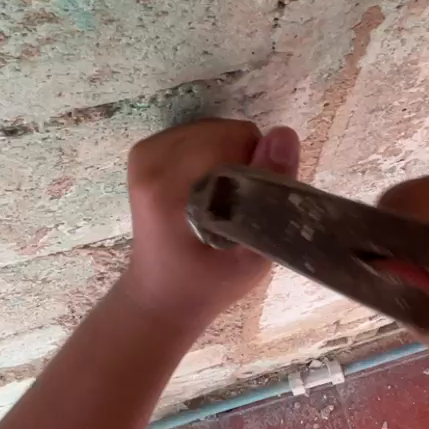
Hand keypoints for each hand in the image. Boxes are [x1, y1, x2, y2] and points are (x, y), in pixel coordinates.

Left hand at [119, 119, 300, 329]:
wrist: (160, 298)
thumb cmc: (207, 286)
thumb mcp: (252, 255)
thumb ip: (272, 193)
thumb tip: (284, 133)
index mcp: (166, 187)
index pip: (233, 139)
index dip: (258, 166)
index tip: (254, 205)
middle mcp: (149, 161)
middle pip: (223, 130)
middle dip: (244, 160)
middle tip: (241, 207)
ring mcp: (144, 154)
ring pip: (213, 129)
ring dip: (230, 158)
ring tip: (225, 202)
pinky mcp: (144, 153)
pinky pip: (198, 135)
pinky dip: (213, 155)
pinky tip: (211, 190)